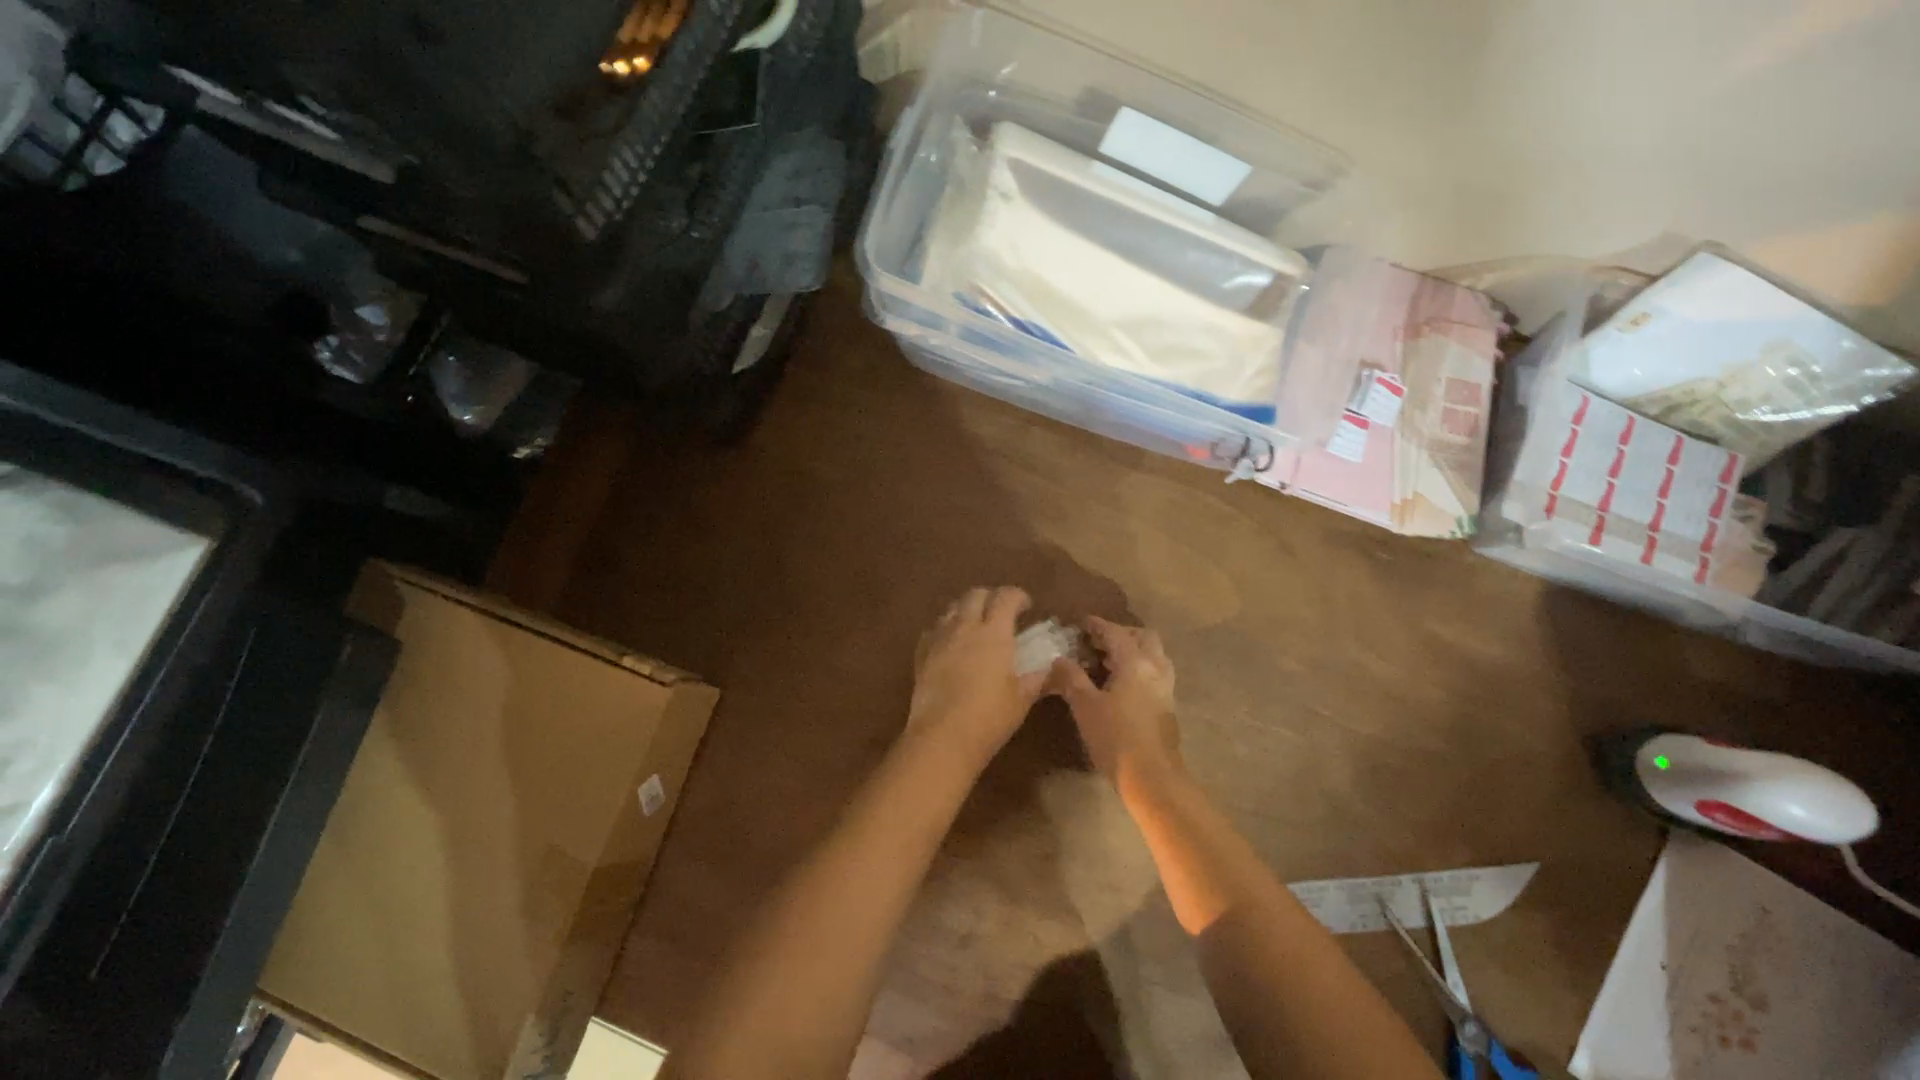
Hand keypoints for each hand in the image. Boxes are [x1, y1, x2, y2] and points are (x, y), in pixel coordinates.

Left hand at [907, 587, 1046, 760]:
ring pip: (951, 609)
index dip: (1018, 596)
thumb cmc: (990, 717)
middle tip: (1001, 613)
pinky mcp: (921, 656)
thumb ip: (1037, 678)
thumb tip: (1051, 669)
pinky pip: (932, 631)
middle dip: (990, 597)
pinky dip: (944, 630)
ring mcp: (939, 640)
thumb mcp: (1022, 699)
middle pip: (975, 595)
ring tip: (975, 626)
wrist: (942, 737)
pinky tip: (950, 645)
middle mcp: (965, 628)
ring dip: (966, 610)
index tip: (1027, 606)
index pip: (1006, 597)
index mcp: (994, 633)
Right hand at [1049, 617, 1180, 781]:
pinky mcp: (1168, 704)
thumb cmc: (1115, 738)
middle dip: (1120, 633)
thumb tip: (1060, 660)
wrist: (1152, 777)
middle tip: (1096, 642)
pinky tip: (1119, 684)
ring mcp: (1166, 686)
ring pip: (1153, 654)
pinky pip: (1154, 672)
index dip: (1096, 625)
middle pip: (1143, 636)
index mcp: (1135, 662)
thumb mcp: (1085, 706)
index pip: (1115, 632)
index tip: (1081, 622)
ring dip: (1132, 651)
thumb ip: (1071, 678)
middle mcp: (1155, 667)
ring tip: (1105, 662)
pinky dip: (1138, 667)